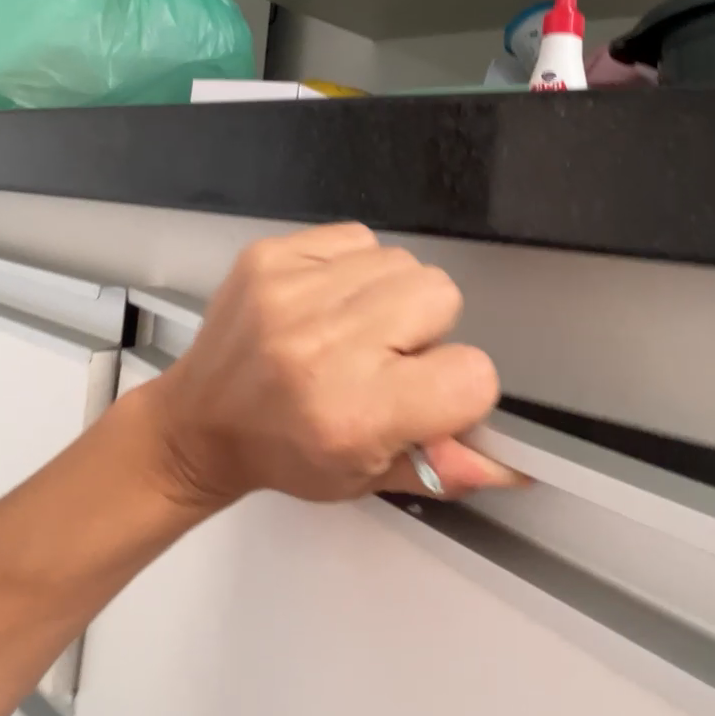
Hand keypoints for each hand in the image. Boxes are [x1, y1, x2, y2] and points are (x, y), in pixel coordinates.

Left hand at [144, 223, 525, 508]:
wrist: (200, 420)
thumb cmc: (282, 453)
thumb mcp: (368, 477)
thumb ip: (447, 468)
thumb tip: (514, 465)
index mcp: (355, 413)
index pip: (472, 374)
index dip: (460, 387)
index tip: (427, 395)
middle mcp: (326, 345)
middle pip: (442, 296)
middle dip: (426, 330)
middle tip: (385, 359)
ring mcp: (294, 291)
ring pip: (404, 263)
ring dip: (391, 297)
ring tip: (352, 330)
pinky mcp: (273, 257)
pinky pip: (359, 238)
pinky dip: (356, 268)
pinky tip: (329, 303)